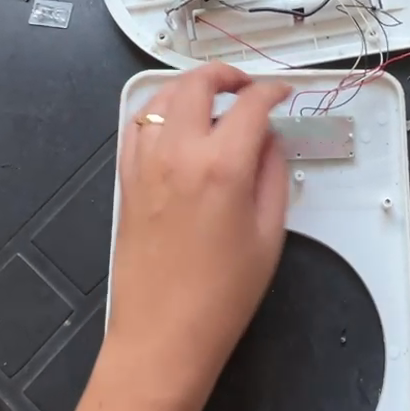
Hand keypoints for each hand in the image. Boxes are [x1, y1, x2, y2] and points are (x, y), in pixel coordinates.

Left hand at [108, 64, 291, 405]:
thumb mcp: (269, 233)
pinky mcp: (127, 178)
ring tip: (212, 100)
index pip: (251, 104)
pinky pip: (137, 125)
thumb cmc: (224, 294)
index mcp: (222, 165)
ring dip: (190, 87)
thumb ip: (273, 174)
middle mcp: (178, 152)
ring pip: (161, 96)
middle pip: (198, 83)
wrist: (163, 336)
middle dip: (227, 74)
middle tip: (247, 87)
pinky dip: (158, 111)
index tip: (283, 94)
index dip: (273, 91)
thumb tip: (269, 140)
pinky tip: (174, 123)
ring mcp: (145, 163)